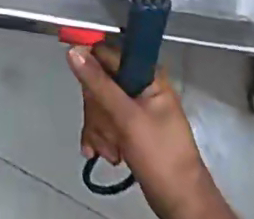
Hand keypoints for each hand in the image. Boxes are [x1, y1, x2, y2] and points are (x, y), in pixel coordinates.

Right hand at [68, 44, 232, 218]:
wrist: (180, 204)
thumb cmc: (160, 156)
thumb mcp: (127, 118)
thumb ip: (99, 83)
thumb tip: (73, 50)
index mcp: (147, 75)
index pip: (108, 54)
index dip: (91, 67)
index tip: (85, 88)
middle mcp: (139, 86)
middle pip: (99, 81)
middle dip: (97, 111)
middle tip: (107, 130)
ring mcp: (134, 108)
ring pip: (98, 104)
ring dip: (98, 129)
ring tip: (110, 151)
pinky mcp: (128, 127)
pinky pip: (103, 122)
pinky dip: (100, 138)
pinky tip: (101, 153)